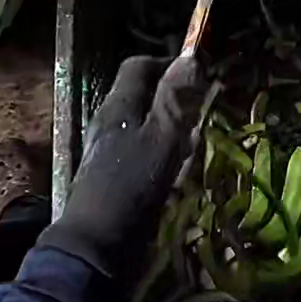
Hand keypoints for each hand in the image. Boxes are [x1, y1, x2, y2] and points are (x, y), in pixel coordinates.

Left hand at [38, 55, 205, 280]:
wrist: (99, 243)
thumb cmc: (132, 185)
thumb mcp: (161, 138)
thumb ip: (174, 99)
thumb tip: (190, 58)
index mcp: (118, 106)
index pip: (138, 67)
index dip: (166, 64)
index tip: (197, 75)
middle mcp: (110, 123)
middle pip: (142, 96)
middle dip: (173, 98)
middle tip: (201, 110)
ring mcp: (110, 150)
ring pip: (144, 124)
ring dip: (171, 127)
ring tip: (194, 140)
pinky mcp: (115, 175)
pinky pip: (143, 151)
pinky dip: (163, 152)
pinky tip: (178, 169)